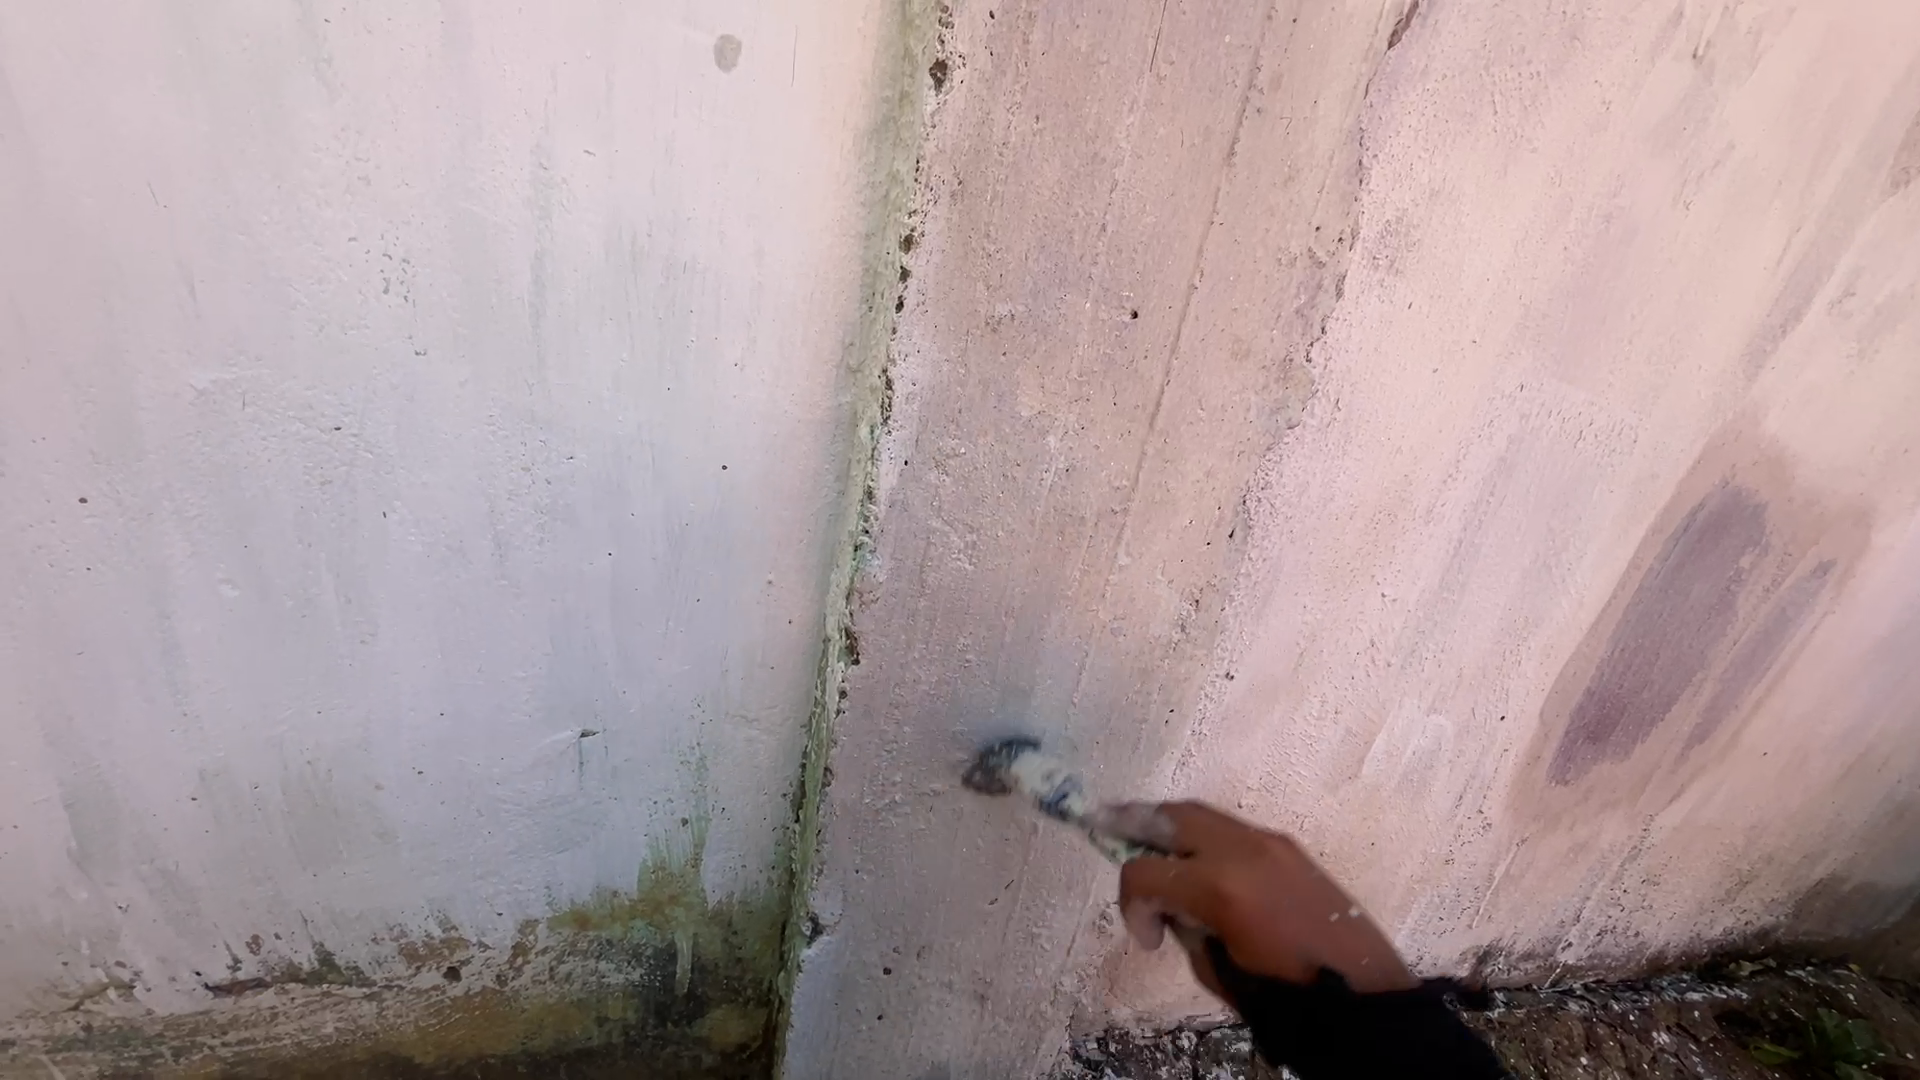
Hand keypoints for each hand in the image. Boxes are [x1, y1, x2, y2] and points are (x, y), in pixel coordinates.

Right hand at [1090, 801, 1417, 998]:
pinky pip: (1230, 828)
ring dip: (1169, 827)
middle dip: (1132, 820)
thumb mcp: (1217, 971)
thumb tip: (1171, 907)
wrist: (1366, 996)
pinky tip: (1199, 860)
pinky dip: (1204, 837)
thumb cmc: (1286, 995)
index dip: (1130, 899)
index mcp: (1219, 887)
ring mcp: (1267, 840)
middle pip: (1168, 816)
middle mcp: (1240, 849)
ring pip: (1199, 813)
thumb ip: (1184, 928)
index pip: (1145, 871)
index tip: (1143, 932)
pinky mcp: (1286, 844)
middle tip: (1104, 824)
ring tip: (1152, 843)